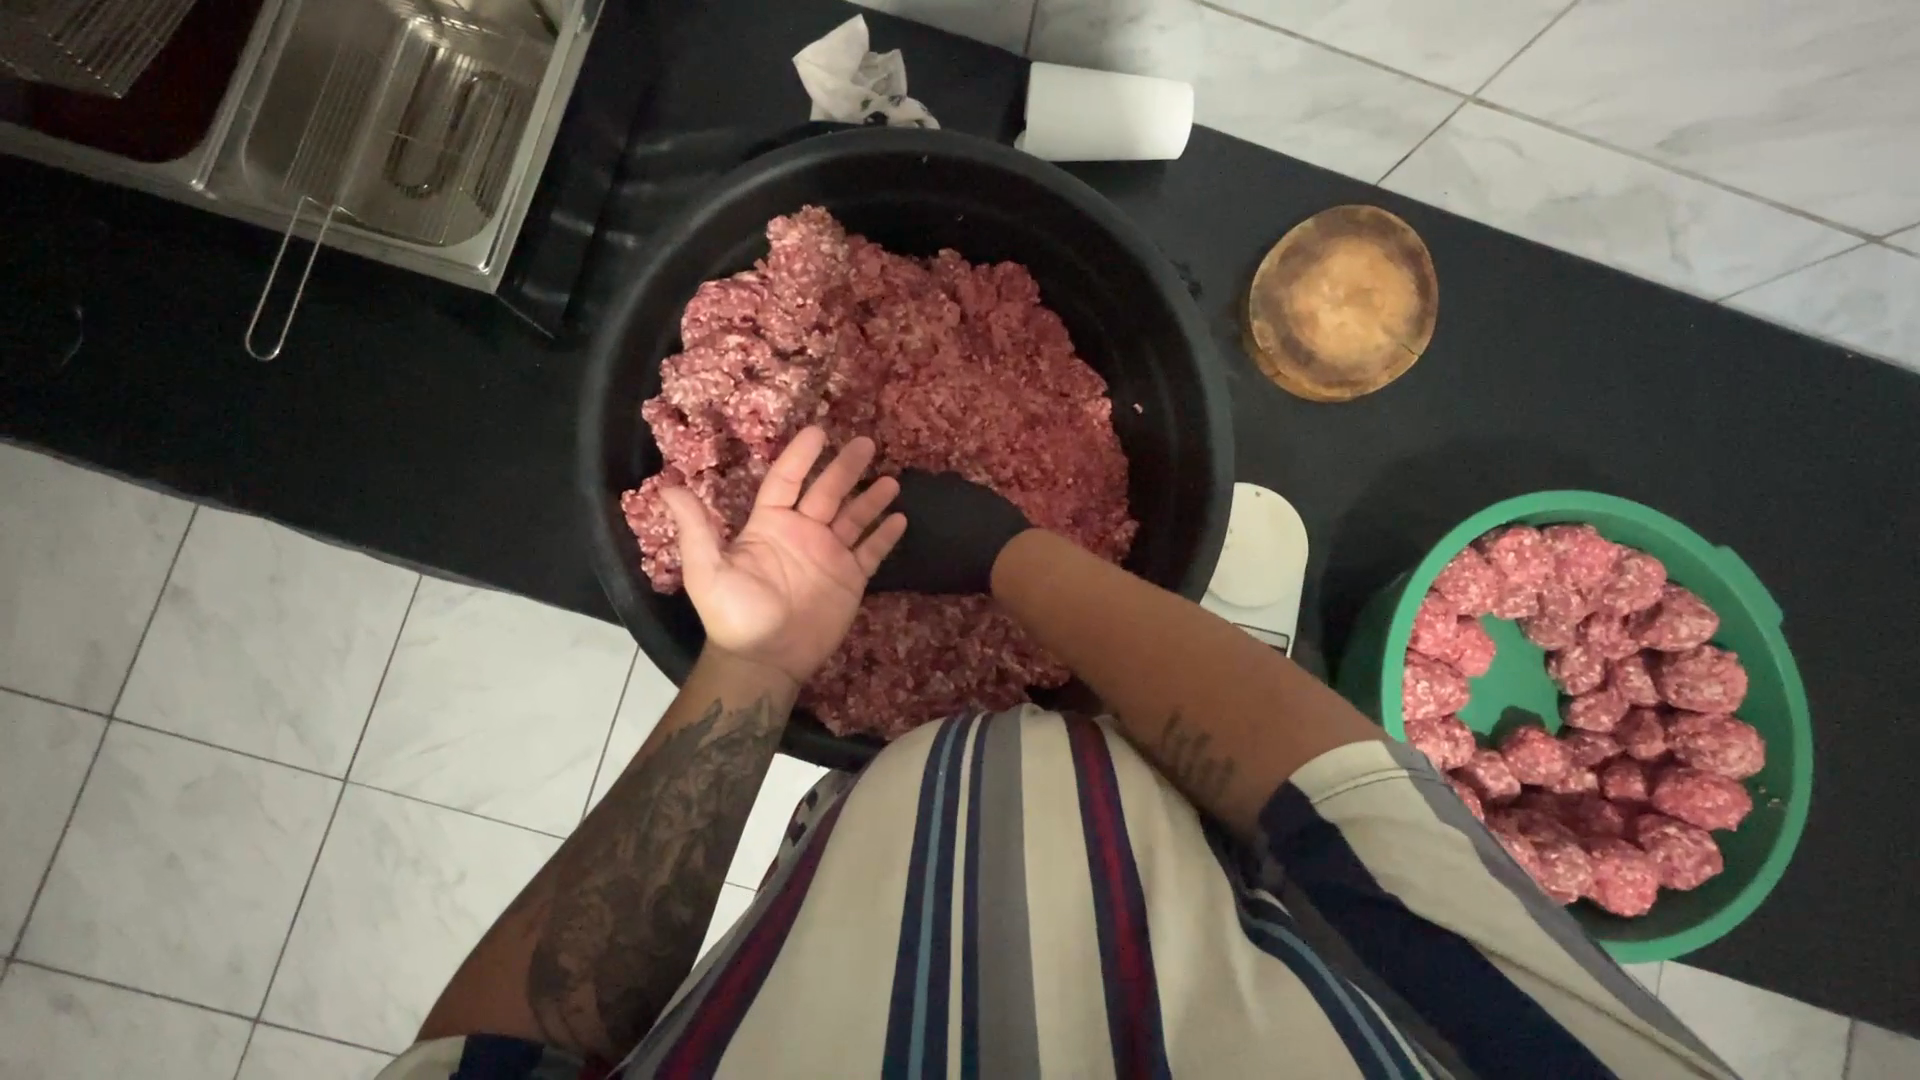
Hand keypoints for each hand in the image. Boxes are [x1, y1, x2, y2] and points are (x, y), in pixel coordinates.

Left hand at [662, 426, 906, 686]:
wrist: (763, 659)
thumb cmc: (733, 614)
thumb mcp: (706, 569)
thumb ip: (695, 527)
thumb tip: (666, 487)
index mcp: (770, 524)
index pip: (787, 480)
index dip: (801, 455)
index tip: (819, 432)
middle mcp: (802, 533)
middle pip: (827, 491)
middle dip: (846, 467)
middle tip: (865, 442)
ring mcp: (829, 555)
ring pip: (854, 518)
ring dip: (871, 498)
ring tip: (890, 480)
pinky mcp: (849, 578)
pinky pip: (871, 552)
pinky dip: (885, 536)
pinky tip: (899, 518)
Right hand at [866, 469, 1031, 593]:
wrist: (1008, 554)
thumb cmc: (952, 564)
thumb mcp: (912, 575)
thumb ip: (885, 574)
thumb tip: (862, 579)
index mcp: (908, 499)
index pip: (879, 491)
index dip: (874, 502)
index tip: (872, 514)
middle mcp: (930, 483)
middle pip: (908, 482)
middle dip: (902, 496)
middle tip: (902, 517)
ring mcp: (958, 483)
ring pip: (935, 485)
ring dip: (930, 497)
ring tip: (932, 520)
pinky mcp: (981, 490)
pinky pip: (960, 492)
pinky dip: (955, 503)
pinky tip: (959, 522)